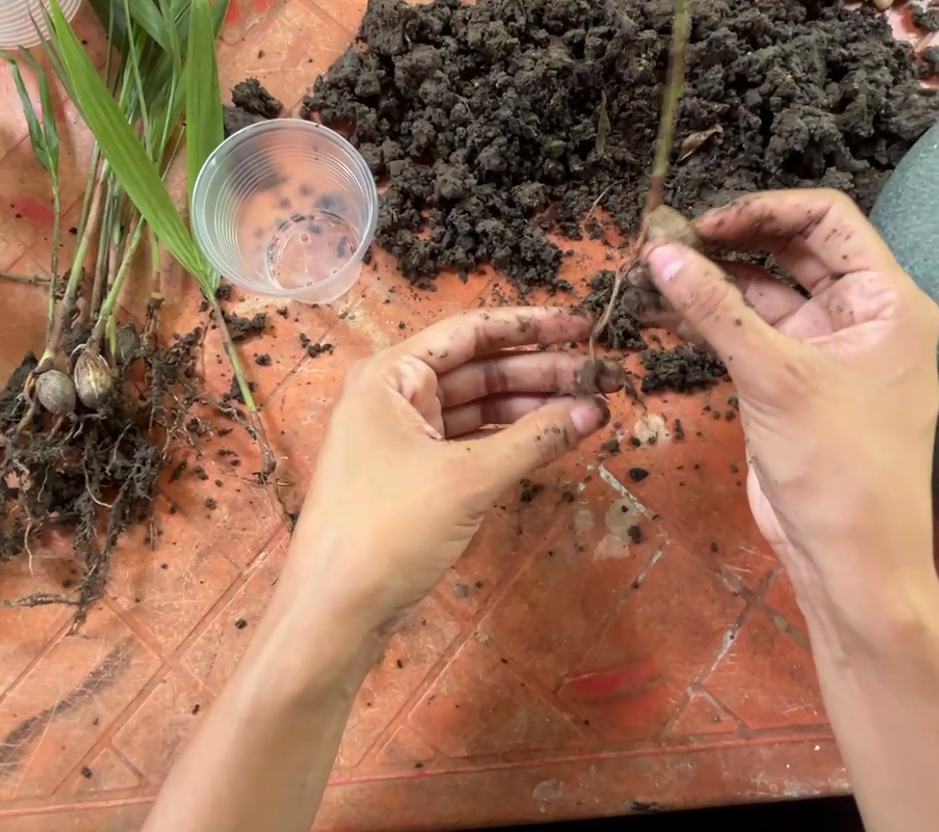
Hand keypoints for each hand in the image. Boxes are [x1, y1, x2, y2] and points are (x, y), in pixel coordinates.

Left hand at [282, 308, 619, 637]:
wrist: (334, 611)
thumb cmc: (389, 529)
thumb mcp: (466, 479)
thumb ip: (532, 440)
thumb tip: (594, 410)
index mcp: (392, 374)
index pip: (470, 332)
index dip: (530, 326)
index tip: (582, 326)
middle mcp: (396, 393)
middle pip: (479, 368)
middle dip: (541, 371)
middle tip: (604, 375)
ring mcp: (406, 433)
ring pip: (479, 406)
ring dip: (532, 407)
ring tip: (592, 407)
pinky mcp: (417, 470)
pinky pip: (472, 440)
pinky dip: (511, 440)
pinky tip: (555, 438)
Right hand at [641, 189, 938, 606]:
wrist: (847, 558)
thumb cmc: (837, 464)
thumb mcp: (774, 377)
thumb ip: (714, 309)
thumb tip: (657, 252)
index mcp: (886, 301)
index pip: (828, 221)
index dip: (764, 210)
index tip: (702, 224)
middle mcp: (858, 315)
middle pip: (791, 251)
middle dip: (730, 243)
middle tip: (668, 244)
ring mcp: (821, 348)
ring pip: (761, 292)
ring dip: (712, 281)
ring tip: (654, 273)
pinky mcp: (788, 379)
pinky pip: (746, 331)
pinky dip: (709, 319)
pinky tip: (666, 312)